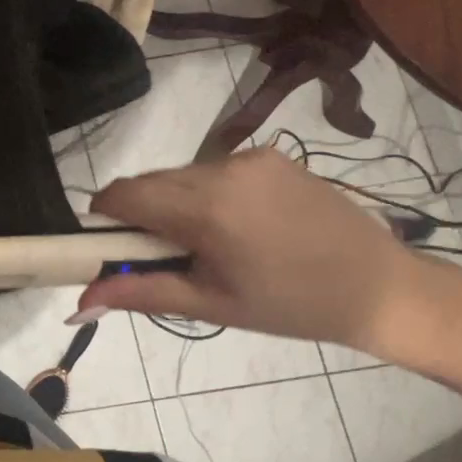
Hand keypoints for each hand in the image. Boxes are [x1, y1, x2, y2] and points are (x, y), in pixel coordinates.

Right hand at [79, 149, 430, 351]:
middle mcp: (222, 170)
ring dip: (174, 203)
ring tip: (208, 241)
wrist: (383, 288)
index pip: (121, 194)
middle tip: (165, 254)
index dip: (105, 217)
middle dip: (141, 214)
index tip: (113, 246)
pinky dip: (206, 192)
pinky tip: (238, 223)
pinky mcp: (269, 154)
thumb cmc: (292, 306)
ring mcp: (248, 157)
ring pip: (178, 175)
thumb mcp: (212, 305)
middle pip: (148, 183)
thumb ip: (140, 293)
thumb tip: (79, 303)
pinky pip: (212, 169)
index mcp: (206, 210)